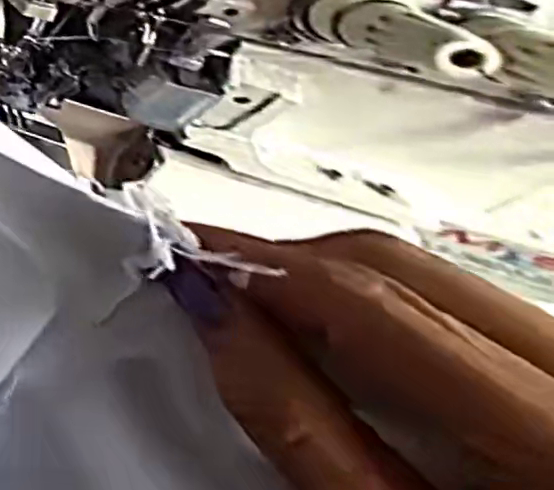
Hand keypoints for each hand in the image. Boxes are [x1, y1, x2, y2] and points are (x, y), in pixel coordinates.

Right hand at [188, 226, 553, 488]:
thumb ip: (292, 419)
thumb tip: (209, 306)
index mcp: (550, 437)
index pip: (364, 301)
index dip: (254, 267)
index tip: (181, 259)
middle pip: (395, 268)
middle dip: (282, 263)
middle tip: (210, 282)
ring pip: (428, 276)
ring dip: (327, 277)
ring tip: (266, 308)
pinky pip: (462, 305)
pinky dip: (381, 301)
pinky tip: (341, 336)